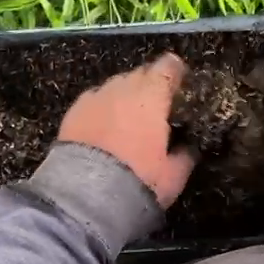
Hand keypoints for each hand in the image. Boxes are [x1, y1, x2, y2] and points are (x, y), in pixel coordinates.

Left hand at [57, 53, 196, 208]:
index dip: (176, 73)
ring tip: (127, 121)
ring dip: (124, 97)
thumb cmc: (138, 181)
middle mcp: (124, 88)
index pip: (169, 68)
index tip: (180, 85)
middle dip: (150, 86)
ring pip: (116, 86)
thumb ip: (185, 157)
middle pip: (141, 74)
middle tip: (155, 109)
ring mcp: (95, 97)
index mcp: (153, 96)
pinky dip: (102, 109)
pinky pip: (94, 101)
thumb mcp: (173, 177)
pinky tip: (103, 129)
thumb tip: (189, 148)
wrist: (87, 196)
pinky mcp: (73, 111)